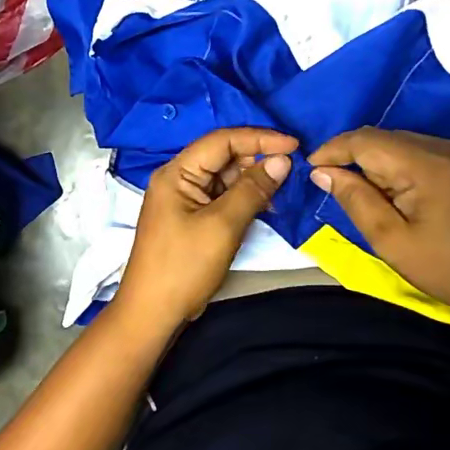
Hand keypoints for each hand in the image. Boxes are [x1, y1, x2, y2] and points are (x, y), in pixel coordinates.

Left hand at [115, 128, 297, 325]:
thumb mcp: (222, 226)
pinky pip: (221, 197)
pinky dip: (244, 198)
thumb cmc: (184, 267)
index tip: (295, 146)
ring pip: (224, 177)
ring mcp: (183, 200)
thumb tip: (282, 160)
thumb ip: (252, 189)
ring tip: (282, 191)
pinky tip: (266, 206)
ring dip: (253, 181)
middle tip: (292, 172)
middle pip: (223, 156)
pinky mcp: (191, 218)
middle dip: (257, 160)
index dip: (260, 138)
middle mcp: (178, 179)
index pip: (221, 140)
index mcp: (176, 173)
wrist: (153, 311)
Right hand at [308, 128, 449, 324]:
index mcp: (430, 165)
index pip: (367, 140)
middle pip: (387, 138)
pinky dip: (403, 166)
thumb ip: (355, 200)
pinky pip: (426, 152)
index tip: (310, 169)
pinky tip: (399, 193)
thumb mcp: (392, 242)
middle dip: (355, 158)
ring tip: (368, 195)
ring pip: (405, 143)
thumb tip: (323, 172)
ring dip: (379, 163)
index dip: (333, 150)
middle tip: (336, 188)